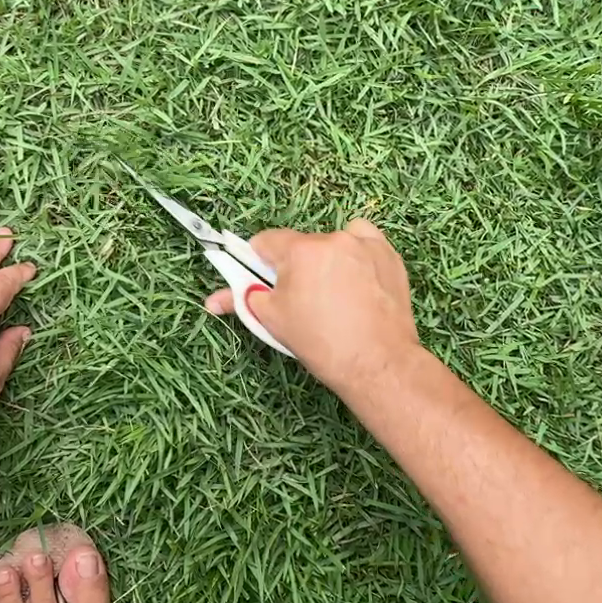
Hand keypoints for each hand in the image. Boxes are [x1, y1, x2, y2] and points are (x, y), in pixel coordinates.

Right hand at [205, 219, 422, 399]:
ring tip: (331, 294)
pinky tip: (356, 280)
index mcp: (300, 251)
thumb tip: (212, 300)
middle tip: (299, 299)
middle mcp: (332, 239)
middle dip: (294, 266)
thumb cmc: (321, 343)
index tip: (265, 282)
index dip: (258, 262)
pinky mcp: (389, 256)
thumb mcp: (273, 321)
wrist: (378, 363)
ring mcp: (364, 245)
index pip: (264, 242)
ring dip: (324, 260)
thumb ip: (242, 300)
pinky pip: (363, 243)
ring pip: (330, 243)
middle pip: (299, 245)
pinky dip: (355, 255)